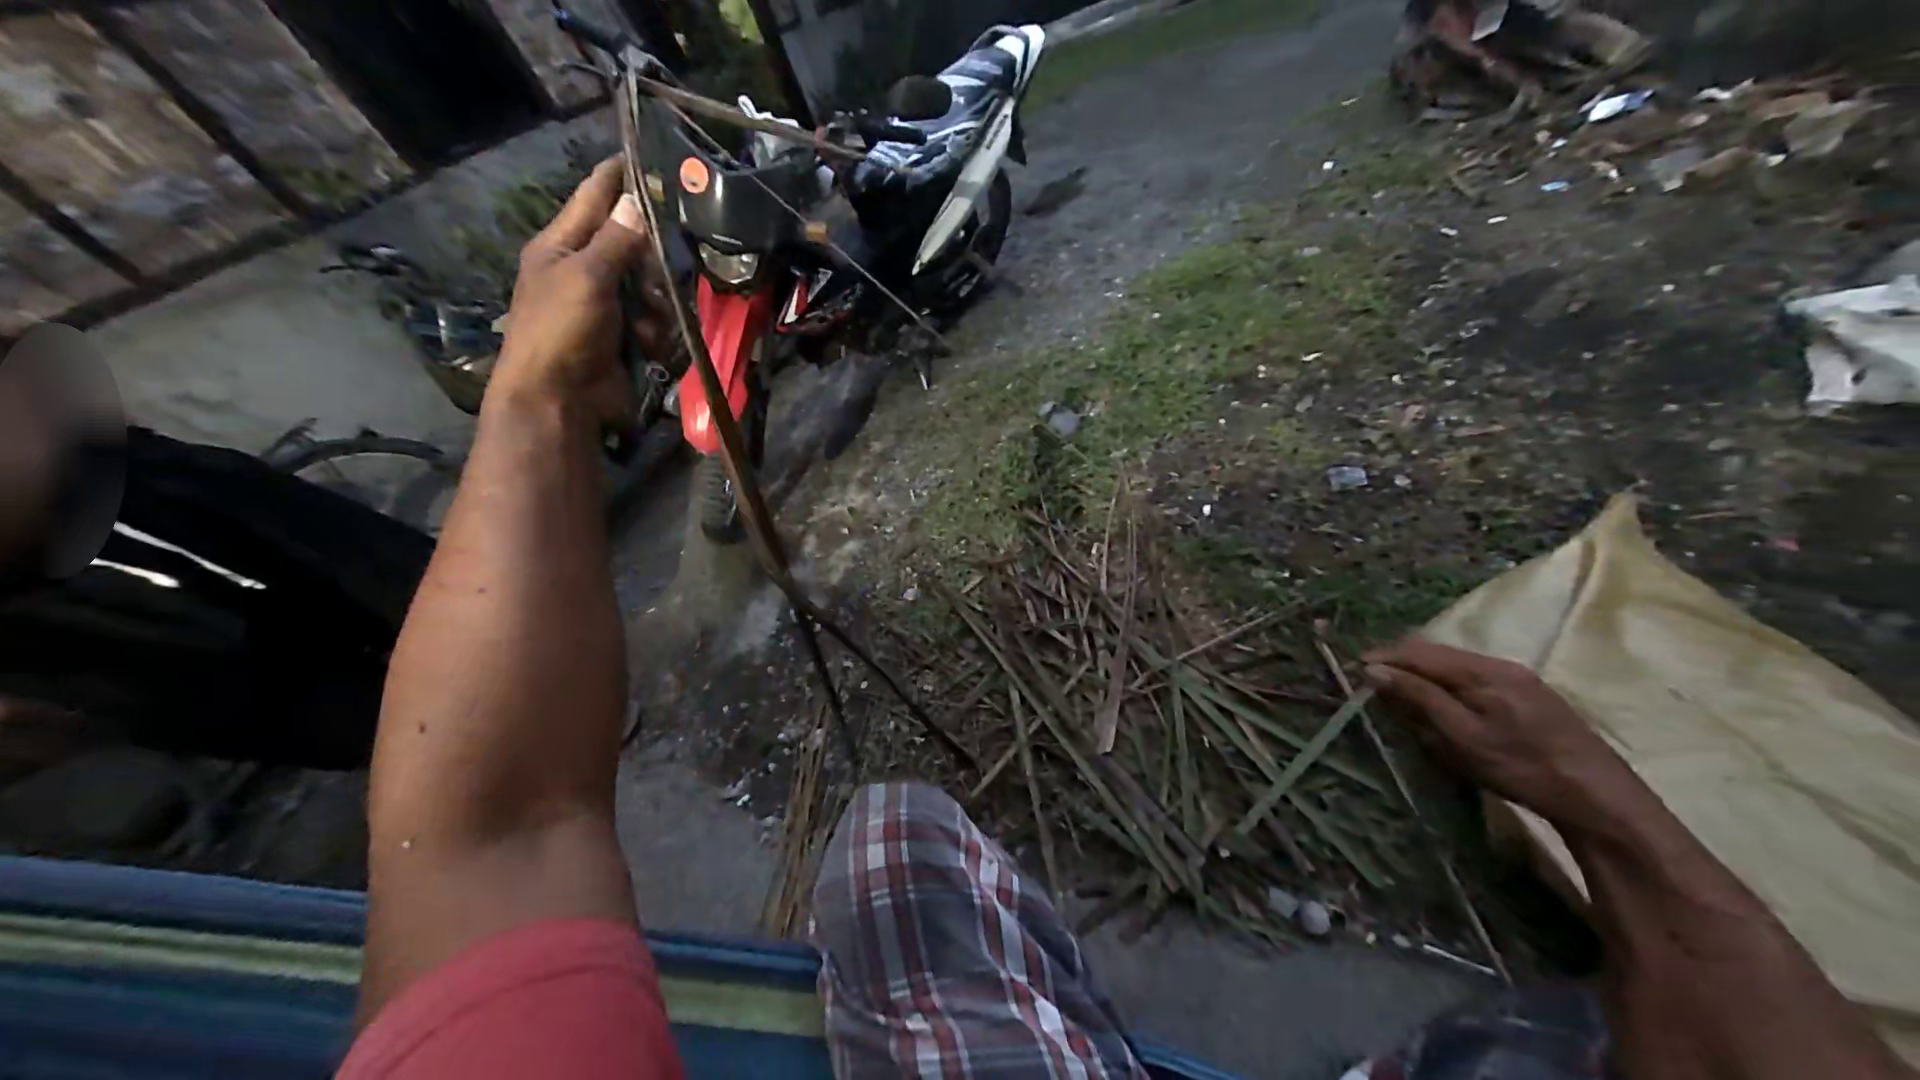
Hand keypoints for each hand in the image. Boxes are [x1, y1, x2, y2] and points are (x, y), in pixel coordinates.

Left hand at [489, 158, 670, 424]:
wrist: (559, 400)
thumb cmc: (561, 330)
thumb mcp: (586, 277)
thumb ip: (616, 241)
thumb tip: (636, 200)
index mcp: (561, 245)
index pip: (594, 196)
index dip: (619, 174)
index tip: (650, 152)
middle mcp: (584, 269)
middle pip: (632, 244)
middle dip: (652, 258)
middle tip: (669, 267)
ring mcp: (606, 306)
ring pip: (649, 285)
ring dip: (657, 303)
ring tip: (652, 323)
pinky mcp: (624, 336)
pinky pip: (654, 320)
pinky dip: (657, 331)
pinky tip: (652, 344)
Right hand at [1363, 639, 1650, 834]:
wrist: (1602, 800)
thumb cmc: (1523, 767)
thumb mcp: (1462, 736)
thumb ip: (1419, 698)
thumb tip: (1374, 669)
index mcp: (1483, 670)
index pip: (1418, 651)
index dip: (1382, 658)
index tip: (1352, 670)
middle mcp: (1500, 664)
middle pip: (1435, 653)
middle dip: (1399, 664)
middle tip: (1369, 684)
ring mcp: (1518, 679)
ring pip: (1453, 665)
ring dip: (1420, 674)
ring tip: (1398, 695)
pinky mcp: (1528, 696)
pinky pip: (1471, 677)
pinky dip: (1444, 685)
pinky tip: (1439, 704)